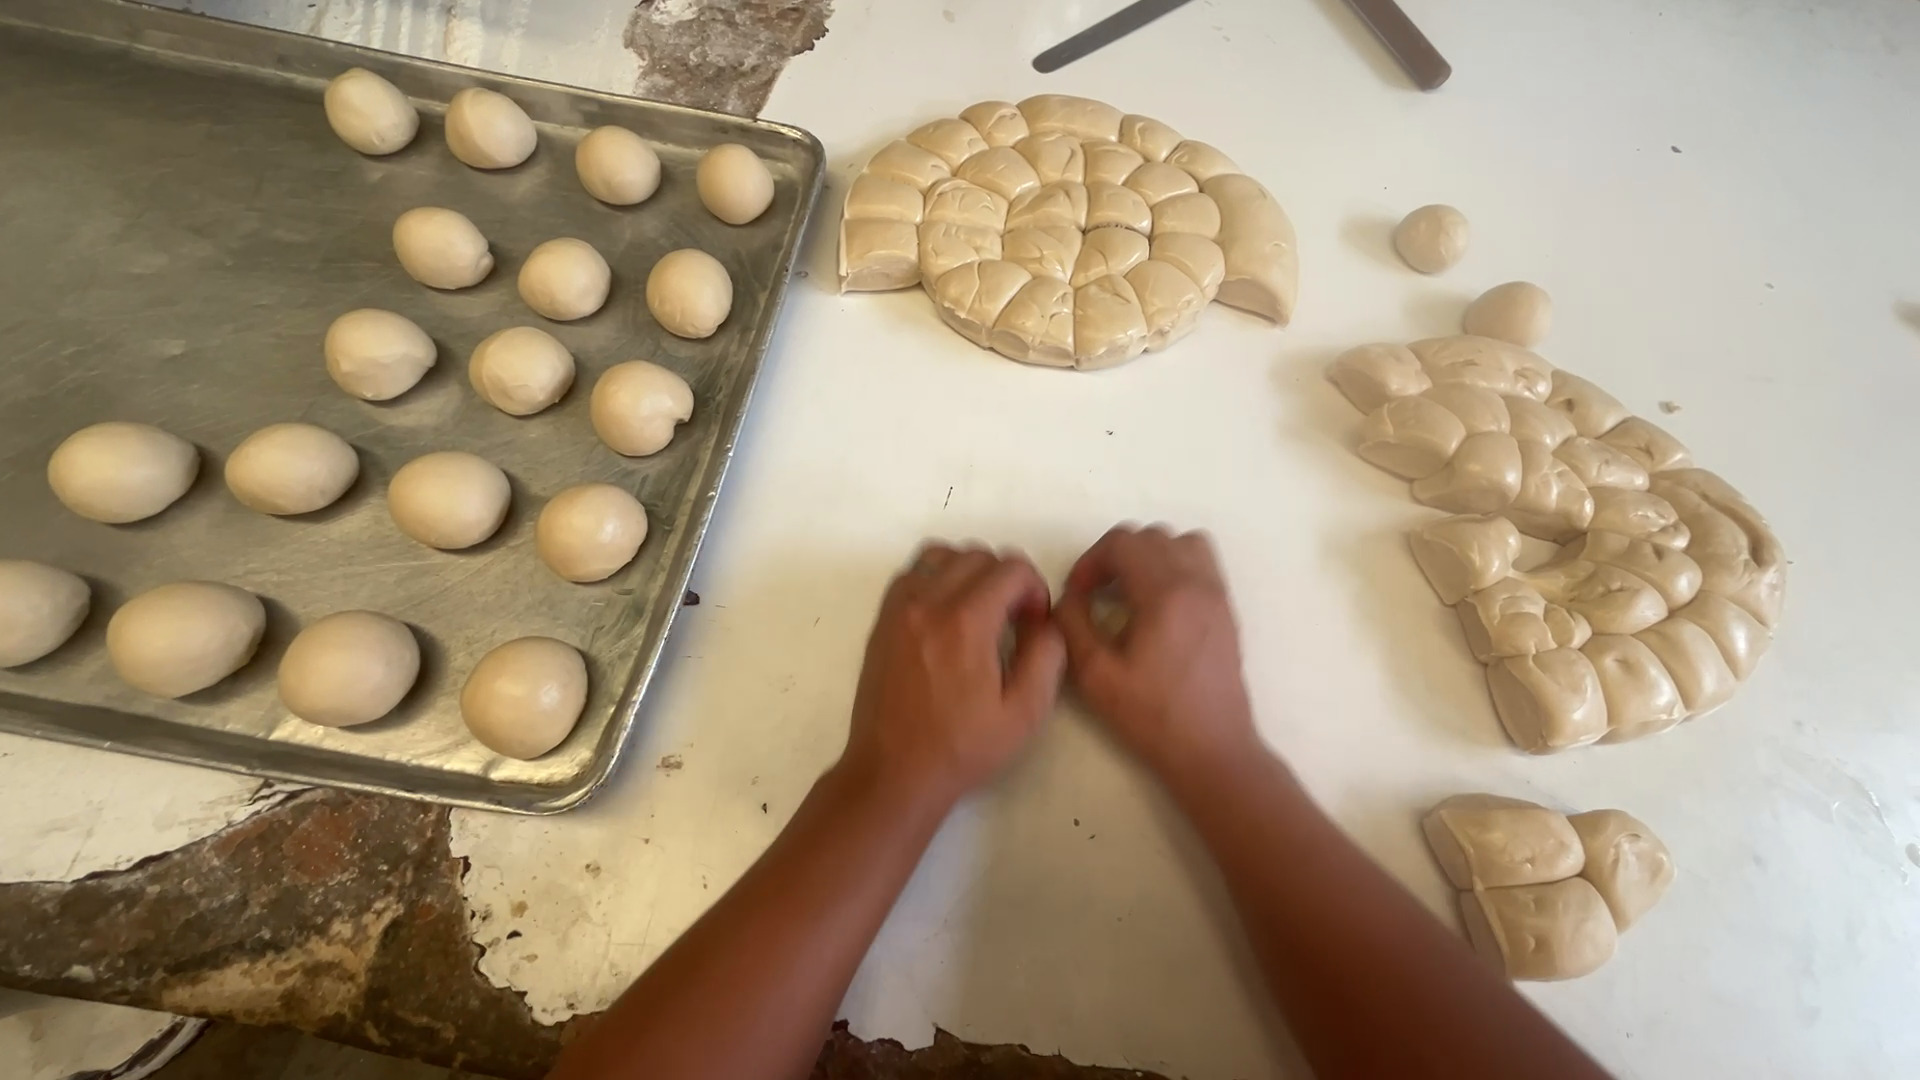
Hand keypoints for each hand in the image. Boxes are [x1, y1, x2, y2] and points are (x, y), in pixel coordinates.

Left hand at [842, 543, 1067, 806]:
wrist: (894, 771)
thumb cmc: (963, 748)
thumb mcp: (1025, 712)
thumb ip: (1047, 655)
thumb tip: (1045, 620)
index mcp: (966, 623)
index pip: (1011, 568)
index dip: (1035, 589)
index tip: (1033, 623)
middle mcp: (928, 603)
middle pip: (977, 555)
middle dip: (1006, 579)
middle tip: (1012, 619)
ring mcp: (899, 609)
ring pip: (941, 555)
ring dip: (968, 571)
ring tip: (979, 609)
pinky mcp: (882, 620)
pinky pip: (912, 573)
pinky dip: (935, 579)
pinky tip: (947, 615)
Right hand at [1055, 525, 1257, 777]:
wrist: (1212, 750)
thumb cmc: (1151, 716)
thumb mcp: (1095, 674)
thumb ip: (1072, 624)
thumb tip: (1070, 597)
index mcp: (1165, 594)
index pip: (1122, 543)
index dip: (1090, 561)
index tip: (1078, 595)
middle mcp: (1197, 582)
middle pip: (1150, 536)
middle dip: (1115, 556)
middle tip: (1096, 594)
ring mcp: (1217, 594)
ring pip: (1180, 541)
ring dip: (1148, 555)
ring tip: (1129, 590)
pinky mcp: (1226, 609)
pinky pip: (1201, 562)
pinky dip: (1173, 566)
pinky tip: (1156, 603)